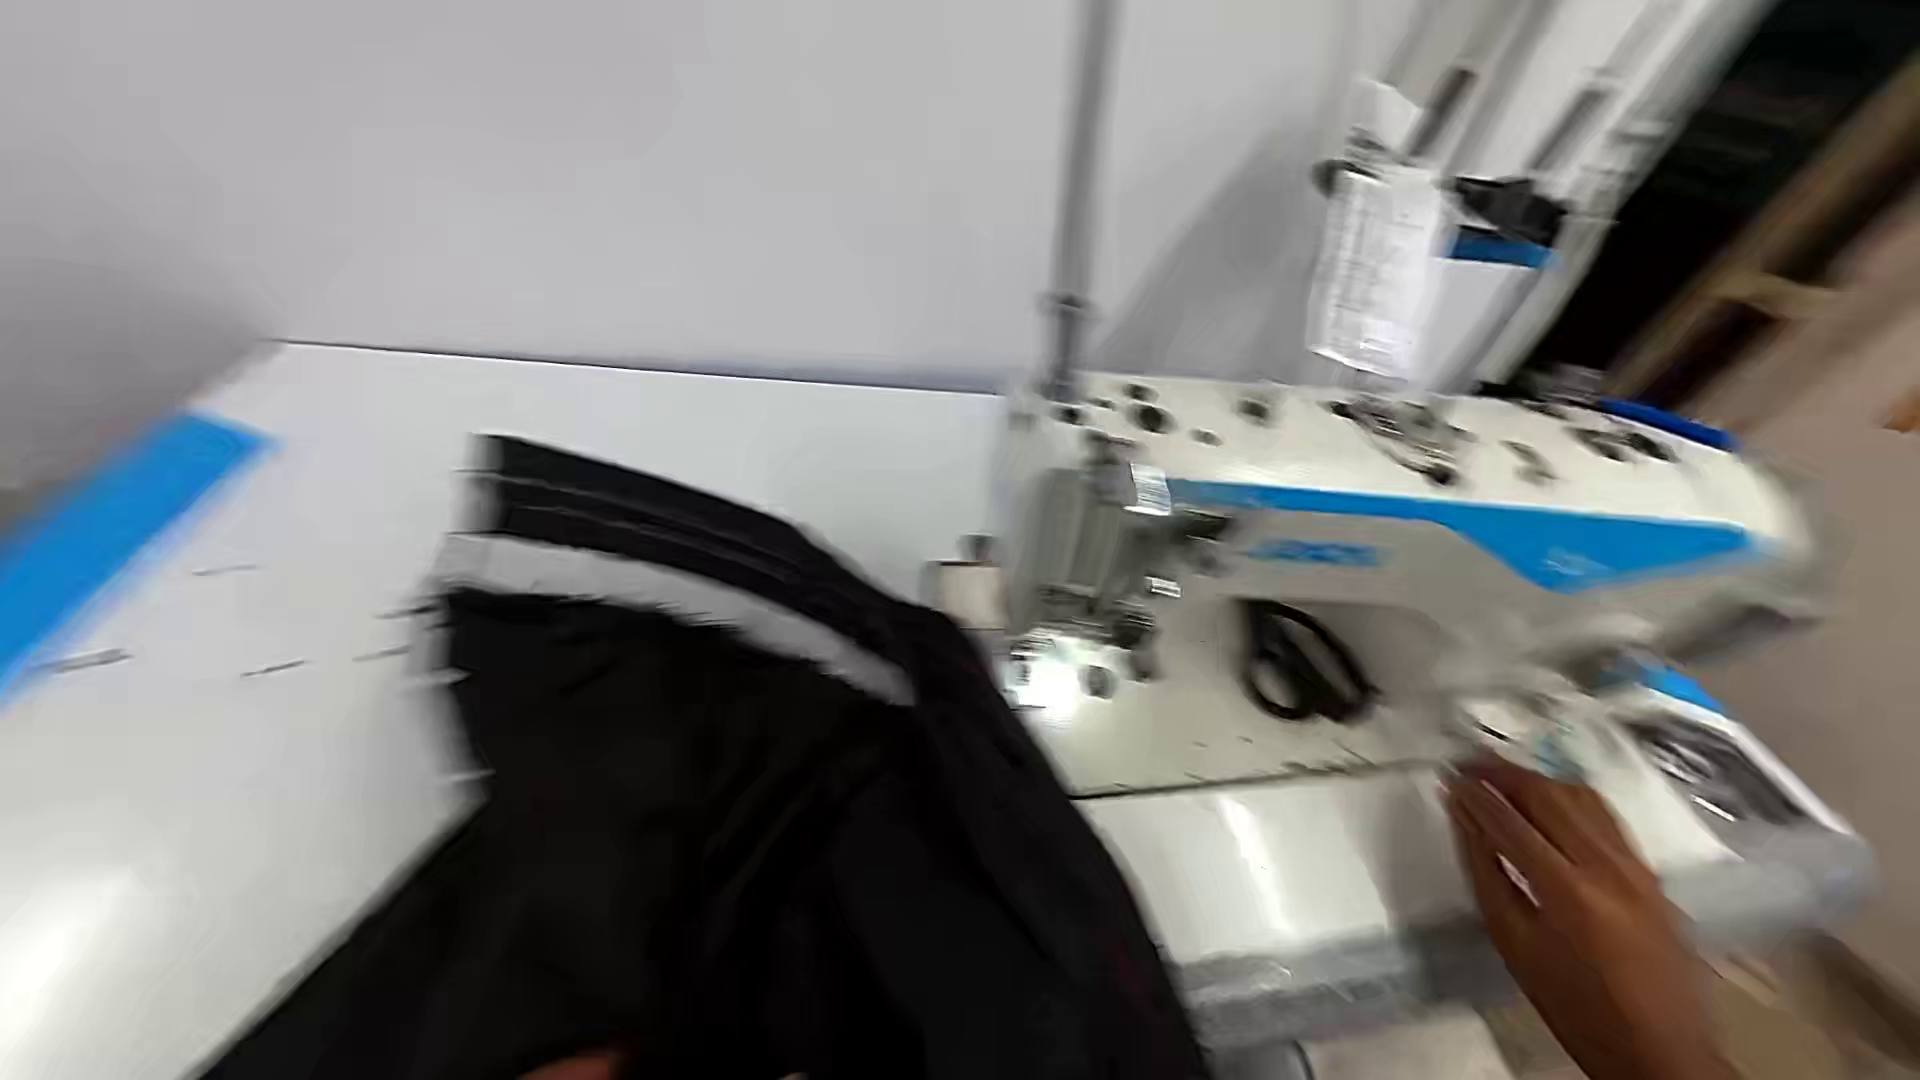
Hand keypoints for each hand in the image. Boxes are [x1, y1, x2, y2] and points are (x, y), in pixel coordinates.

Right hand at [1447, 758, 1734, 1079]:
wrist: (1662, 1055)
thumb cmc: (1570, 1000)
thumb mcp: (1510, 936)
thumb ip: (1483, 866)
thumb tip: (1460, 812)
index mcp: (1567, 891)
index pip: (1508, 820)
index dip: (1472, 793)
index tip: (1446, 776)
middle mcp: (1608, 870)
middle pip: (1548, 797)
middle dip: (1501, 772)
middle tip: (1466, 762)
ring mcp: (1638, 871)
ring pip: (1581, 798)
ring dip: (1535, 778)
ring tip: (1500, 774)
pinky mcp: (1653, 877)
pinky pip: (1606, 816)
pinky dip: (1568, 796)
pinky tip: (1546, 797)